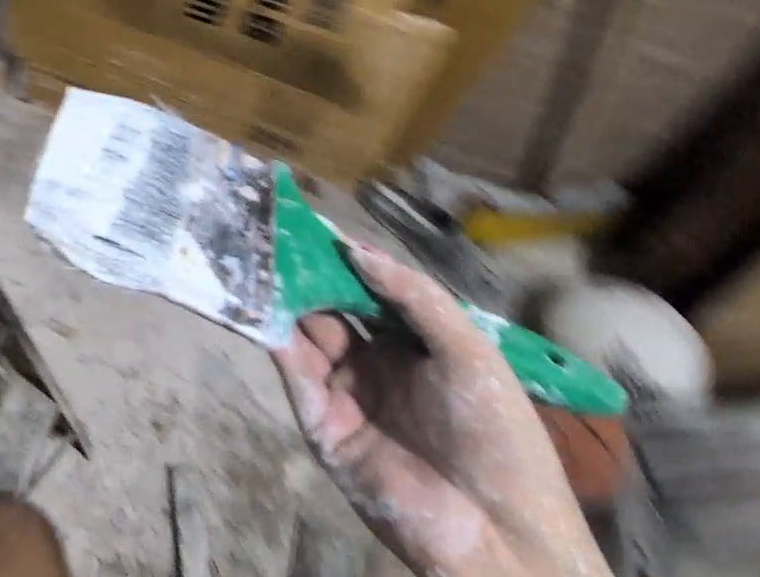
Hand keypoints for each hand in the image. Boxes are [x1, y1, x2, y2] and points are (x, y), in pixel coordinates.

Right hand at [272, 244, 610, 576]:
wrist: (501, 536)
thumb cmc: (498, 437)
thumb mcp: (469, 353)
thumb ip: (415, 296)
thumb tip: (352, 247)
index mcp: (414, 345)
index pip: (368, 290)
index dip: (342, 259)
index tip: (310, 223)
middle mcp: (373, 362)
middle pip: (329, 306)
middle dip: (305, 272)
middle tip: (272, 233)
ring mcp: (342, 390)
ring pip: (304, 332)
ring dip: (282, 297)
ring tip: (258, 257)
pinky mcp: (318, 420)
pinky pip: (293, 370)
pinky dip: (273, 335)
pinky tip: (261, 303)